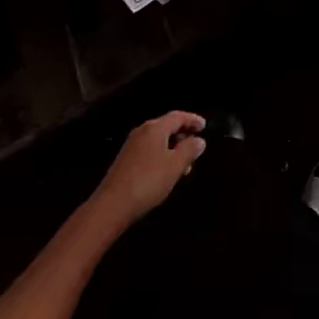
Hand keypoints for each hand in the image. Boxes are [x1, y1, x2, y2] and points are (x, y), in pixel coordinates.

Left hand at [89, 111, 206, 227]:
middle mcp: (142, 131)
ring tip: (186, 165)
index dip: (192, 119)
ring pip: (159, 139)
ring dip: (174, 147)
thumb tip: (199, 140)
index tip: (204, 125)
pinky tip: (168, 171)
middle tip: (197, 147)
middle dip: (183, 134)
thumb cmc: (148, 181)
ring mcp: (133, 144)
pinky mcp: (128, 158)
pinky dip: (164, 155)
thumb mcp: (174, 166)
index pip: (177, 116)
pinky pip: (151, 149)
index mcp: (154, 128)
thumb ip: (188, 151)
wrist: (114, 202)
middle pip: (167, 126)